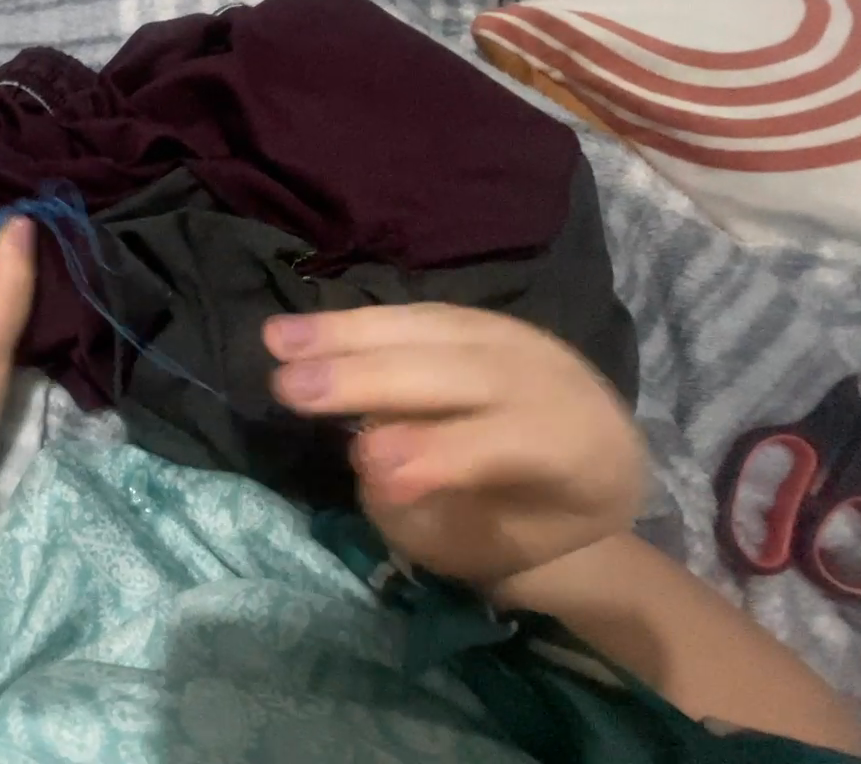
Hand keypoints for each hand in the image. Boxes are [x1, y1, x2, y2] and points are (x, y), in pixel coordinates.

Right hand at [264, 303, 645, 588]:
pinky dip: (348, 325)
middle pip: (462, 372)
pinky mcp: (471, 320)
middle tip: (288, 388)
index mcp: (585, 454)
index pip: (513, 444)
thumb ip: (428, 506)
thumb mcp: (474, 543)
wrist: (565, 481)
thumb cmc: (510, 526)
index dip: (440, 450)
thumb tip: (367, 456)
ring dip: (343, 334)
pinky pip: (408, 316)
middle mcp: (558, 383)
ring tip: (275, 340)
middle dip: (370, 378)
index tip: (363, 463)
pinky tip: (298, 332)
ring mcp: (515, 340)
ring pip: (428, 329)